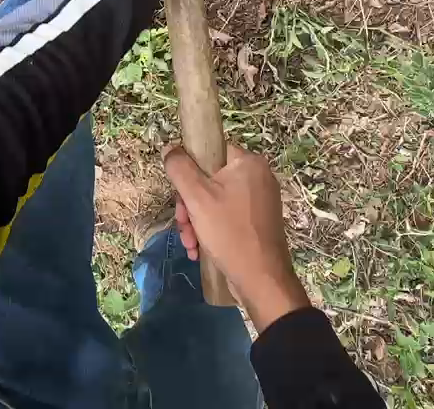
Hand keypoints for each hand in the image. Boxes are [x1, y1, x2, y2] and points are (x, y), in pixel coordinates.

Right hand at [164, 142, 309, 330]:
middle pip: (210, 179)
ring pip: (216, 200)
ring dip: (196, 220)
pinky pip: (227, 215)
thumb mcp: (197, 197)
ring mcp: (261, 200)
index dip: (189, 170)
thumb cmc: (230, 233)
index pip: (209, 151)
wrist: (263, 284)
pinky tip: (200, 250)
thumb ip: (179, 168)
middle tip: (183, 224)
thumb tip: (170, 149)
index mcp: (248, 162)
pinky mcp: (259, 222)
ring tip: (190, 244)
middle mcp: (258, 176)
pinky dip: (211, 229)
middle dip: (190, 204)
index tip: (180, 194)